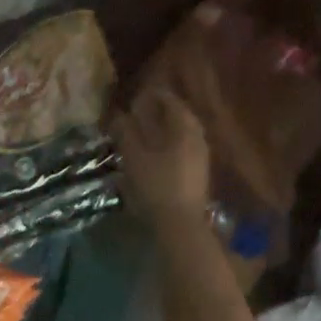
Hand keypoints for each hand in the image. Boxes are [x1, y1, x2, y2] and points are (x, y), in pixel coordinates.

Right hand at [113, 86, 211, 225]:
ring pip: (183, 135)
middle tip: (141, 113)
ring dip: (165, 130)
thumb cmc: (155, 186)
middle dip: (161, 113)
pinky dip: (169, 145)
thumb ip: (126, 133)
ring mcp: (201, 157)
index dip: (154, 96)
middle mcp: (197, 138)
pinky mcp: (198, 174)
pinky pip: (184, 150)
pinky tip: (156, 154)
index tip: (137, 96)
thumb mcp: (134, 158)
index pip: (171, 102)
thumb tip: (119, 116)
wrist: (180, 224)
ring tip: (145, 133)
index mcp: (184, 129)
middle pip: (180, 117)